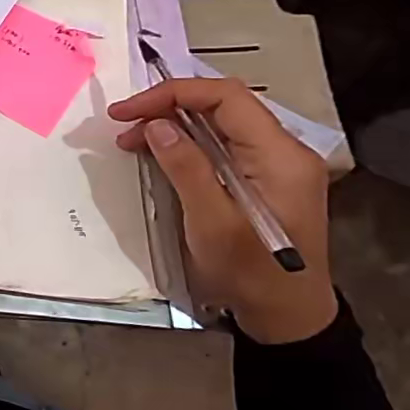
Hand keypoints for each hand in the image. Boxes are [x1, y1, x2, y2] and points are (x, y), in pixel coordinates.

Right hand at [110, 77, 337, 343]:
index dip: (172, 94)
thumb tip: (157, 125)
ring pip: (218, 122)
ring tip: (131, 141)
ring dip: (171, 123)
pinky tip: (157, 153)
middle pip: (222, 104)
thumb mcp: (212, 223)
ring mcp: (274, 163)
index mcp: (280, 155)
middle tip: (123, 125)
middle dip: (167, 106)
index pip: (225, 98)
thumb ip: (186, 169)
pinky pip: (219, 143)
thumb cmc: (250, 272)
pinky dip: (183, 141)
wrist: (286, 315)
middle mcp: (283, 150)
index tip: (127, 112)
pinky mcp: (261, 177)